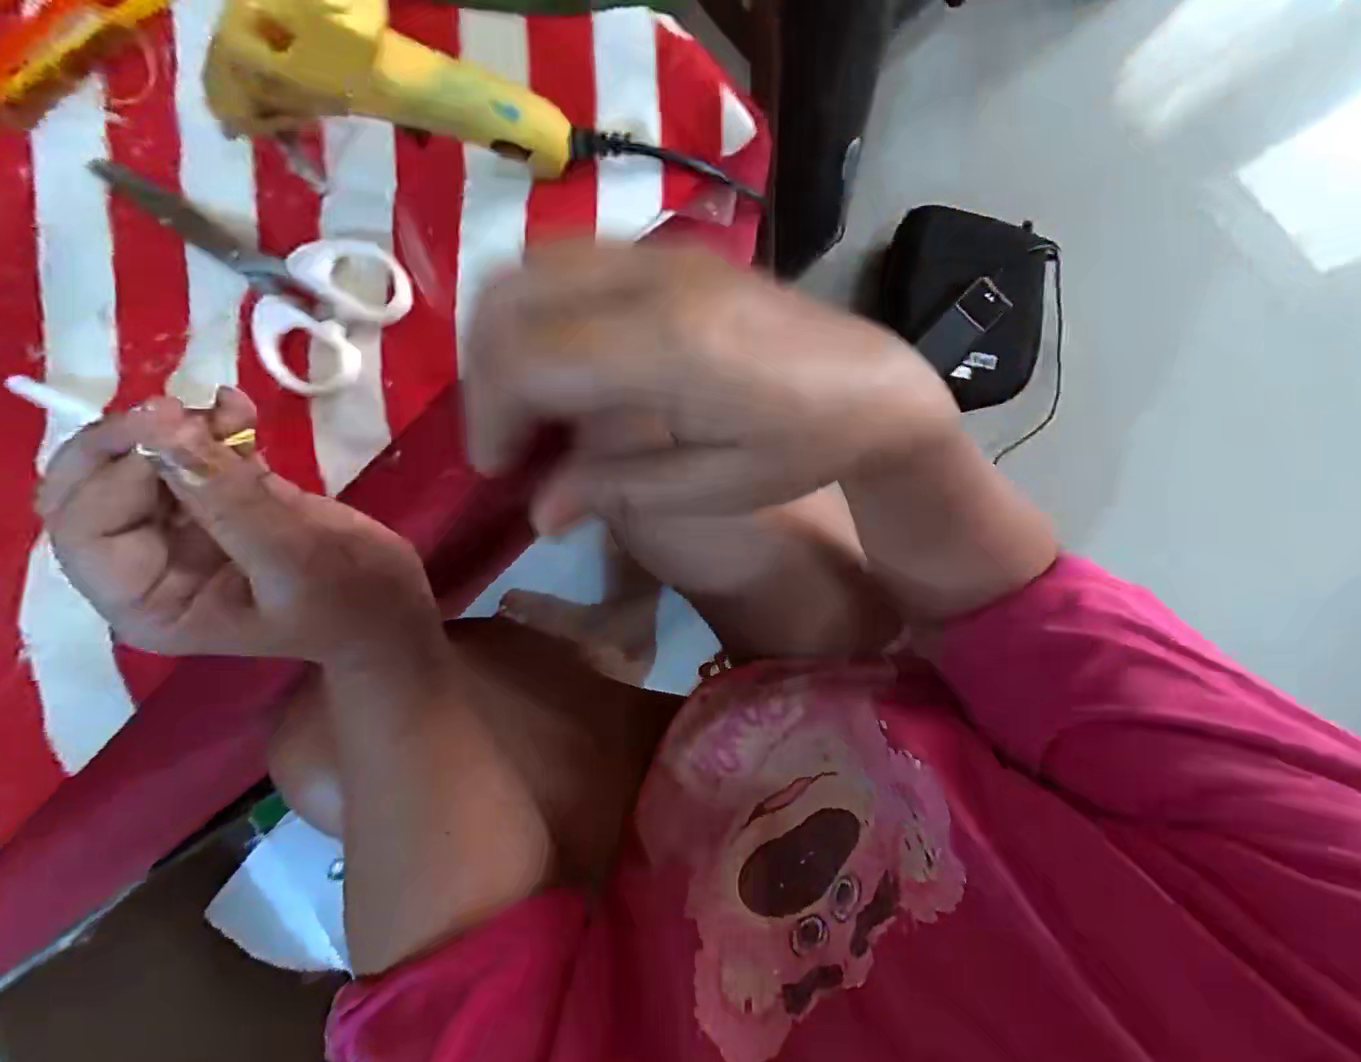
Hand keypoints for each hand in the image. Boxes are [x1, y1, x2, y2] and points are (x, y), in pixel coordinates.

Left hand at [39, 391, 439, 662]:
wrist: (399, 610)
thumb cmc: (353, 603)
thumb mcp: (297, 557)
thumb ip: (232, 501)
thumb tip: (165, 427)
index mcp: (149, 601)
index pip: (88, 529)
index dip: (116, 473)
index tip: (171, 424)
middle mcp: (149, 566)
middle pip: (93, 491)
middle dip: (131, 443)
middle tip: (179, 407)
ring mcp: (187, 532)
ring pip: (139, 465)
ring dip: (175, 428)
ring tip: (229, 409)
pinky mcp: (227, 503)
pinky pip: (196, 457)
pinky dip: (212, 427)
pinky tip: (240, 409)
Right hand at [464, 242, 959, 532]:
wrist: (873, 384)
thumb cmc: (805, 447)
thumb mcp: (715, 487)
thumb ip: (617, 489)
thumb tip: (537, 512)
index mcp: (668, 347)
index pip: (527, 358)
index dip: (491, 417)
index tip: (503, 469)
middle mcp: (653, 280)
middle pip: (510, 298)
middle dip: (487, 373)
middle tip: (512, 438)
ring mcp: (663, 254)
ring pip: (533, 266)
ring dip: (510, 334)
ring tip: (535, 402)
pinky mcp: (673, 250)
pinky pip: (573, 260)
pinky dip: (547, 308)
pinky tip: (574, 361)